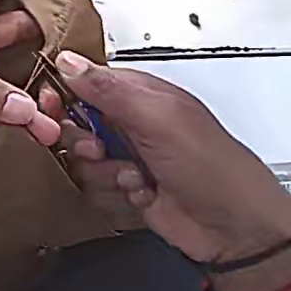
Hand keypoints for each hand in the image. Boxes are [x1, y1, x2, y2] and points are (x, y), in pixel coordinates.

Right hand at [38, 51, 290, 263]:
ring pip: (79, 161)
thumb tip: (68, 60)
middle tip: (100, 150)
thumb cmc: (212, 167)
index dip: (62, 94)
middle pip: (71, 124)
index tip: (54, 108)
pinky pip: (91, 189)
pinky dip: (115, 195)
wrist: (236, 231)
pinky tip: (143, 194)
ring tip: (136, 176)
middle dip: (81, 142)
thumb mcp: (159, 119)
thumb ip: (109, 89)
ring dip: (104, 173)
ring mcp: (125, 156)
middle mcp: (128, 123)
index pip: (81, 81)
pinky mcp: (123, 188)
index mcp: (138, 94)